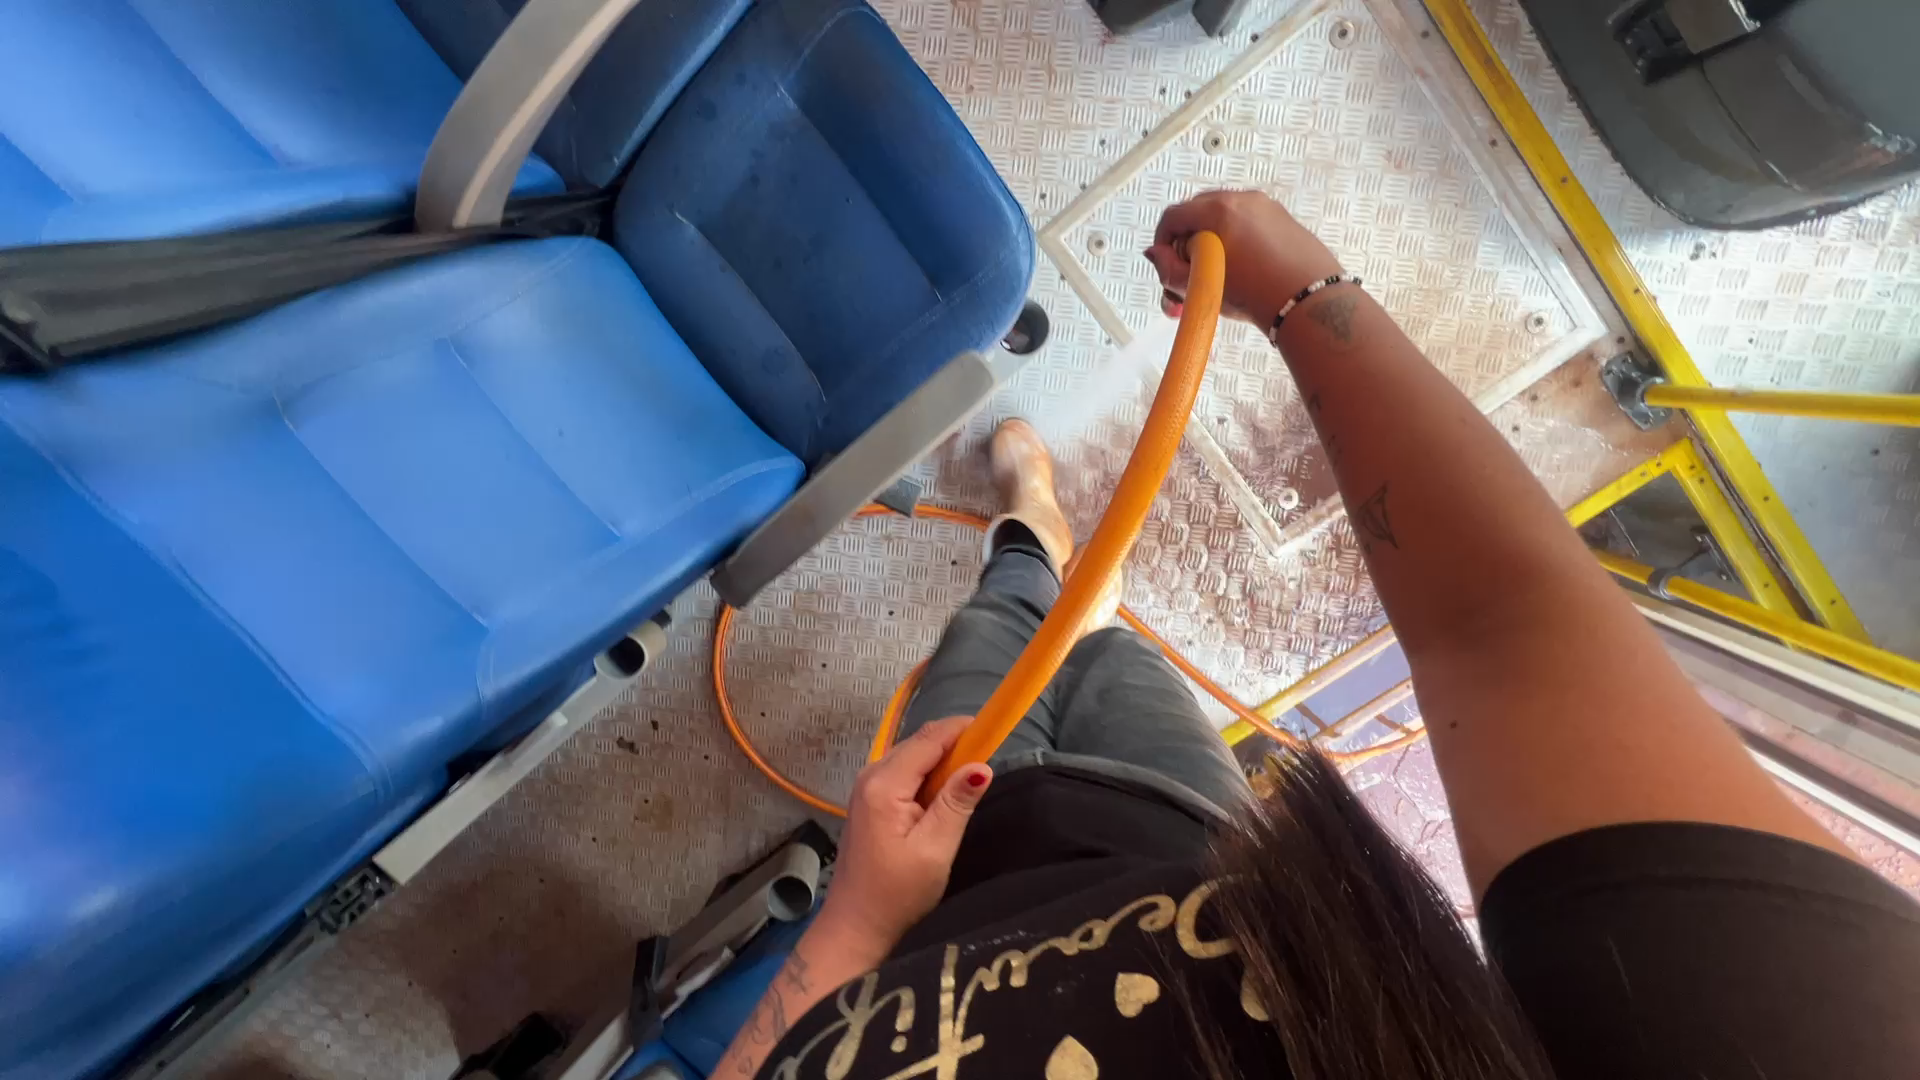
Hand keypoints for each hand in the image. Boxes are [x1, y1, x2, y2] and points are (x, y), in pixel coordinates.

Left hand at [816, 715, 992, 954]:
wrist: (855, 927)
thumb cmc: (896, 895)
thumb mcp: (934, 850)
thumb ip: (956, 803)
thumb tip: (982, 765)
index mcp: (884, 784)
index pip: (929, 738)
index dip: (962, 729)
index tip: (994, 731)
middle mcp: (870, 774)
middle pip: (920, 742)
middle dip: (954, 745)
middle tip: (985, 763)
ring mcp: (866, 784)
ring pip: (912, 755)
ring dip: (941, 761)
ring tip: (966, 783)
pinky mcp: (869, 797)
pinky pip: (904, 771)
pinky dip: (927, 775)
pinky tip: (941, 797)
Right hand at [1144, 190, 1343, 327]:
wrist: (1307, 299)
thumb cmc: (1255, 292)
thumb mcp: (1200, 285)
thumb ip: (1170, 269)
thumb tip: (1156, 255)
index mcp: (1217, 210)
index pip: (1173, 216)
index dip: (1162, 243)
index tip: (1164, 266)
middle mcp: (1241, 199)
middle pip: (1196, 215)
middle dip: (1185, 247)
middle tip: (1186, 279)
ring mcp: (1264, 207)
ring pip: (1221, 221)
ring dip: (1208, 247)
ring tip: (1212, 281)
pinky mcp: (1281, 220)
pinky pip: (1245, 225)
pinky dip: (1232, 244)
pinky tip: (1237, 274)